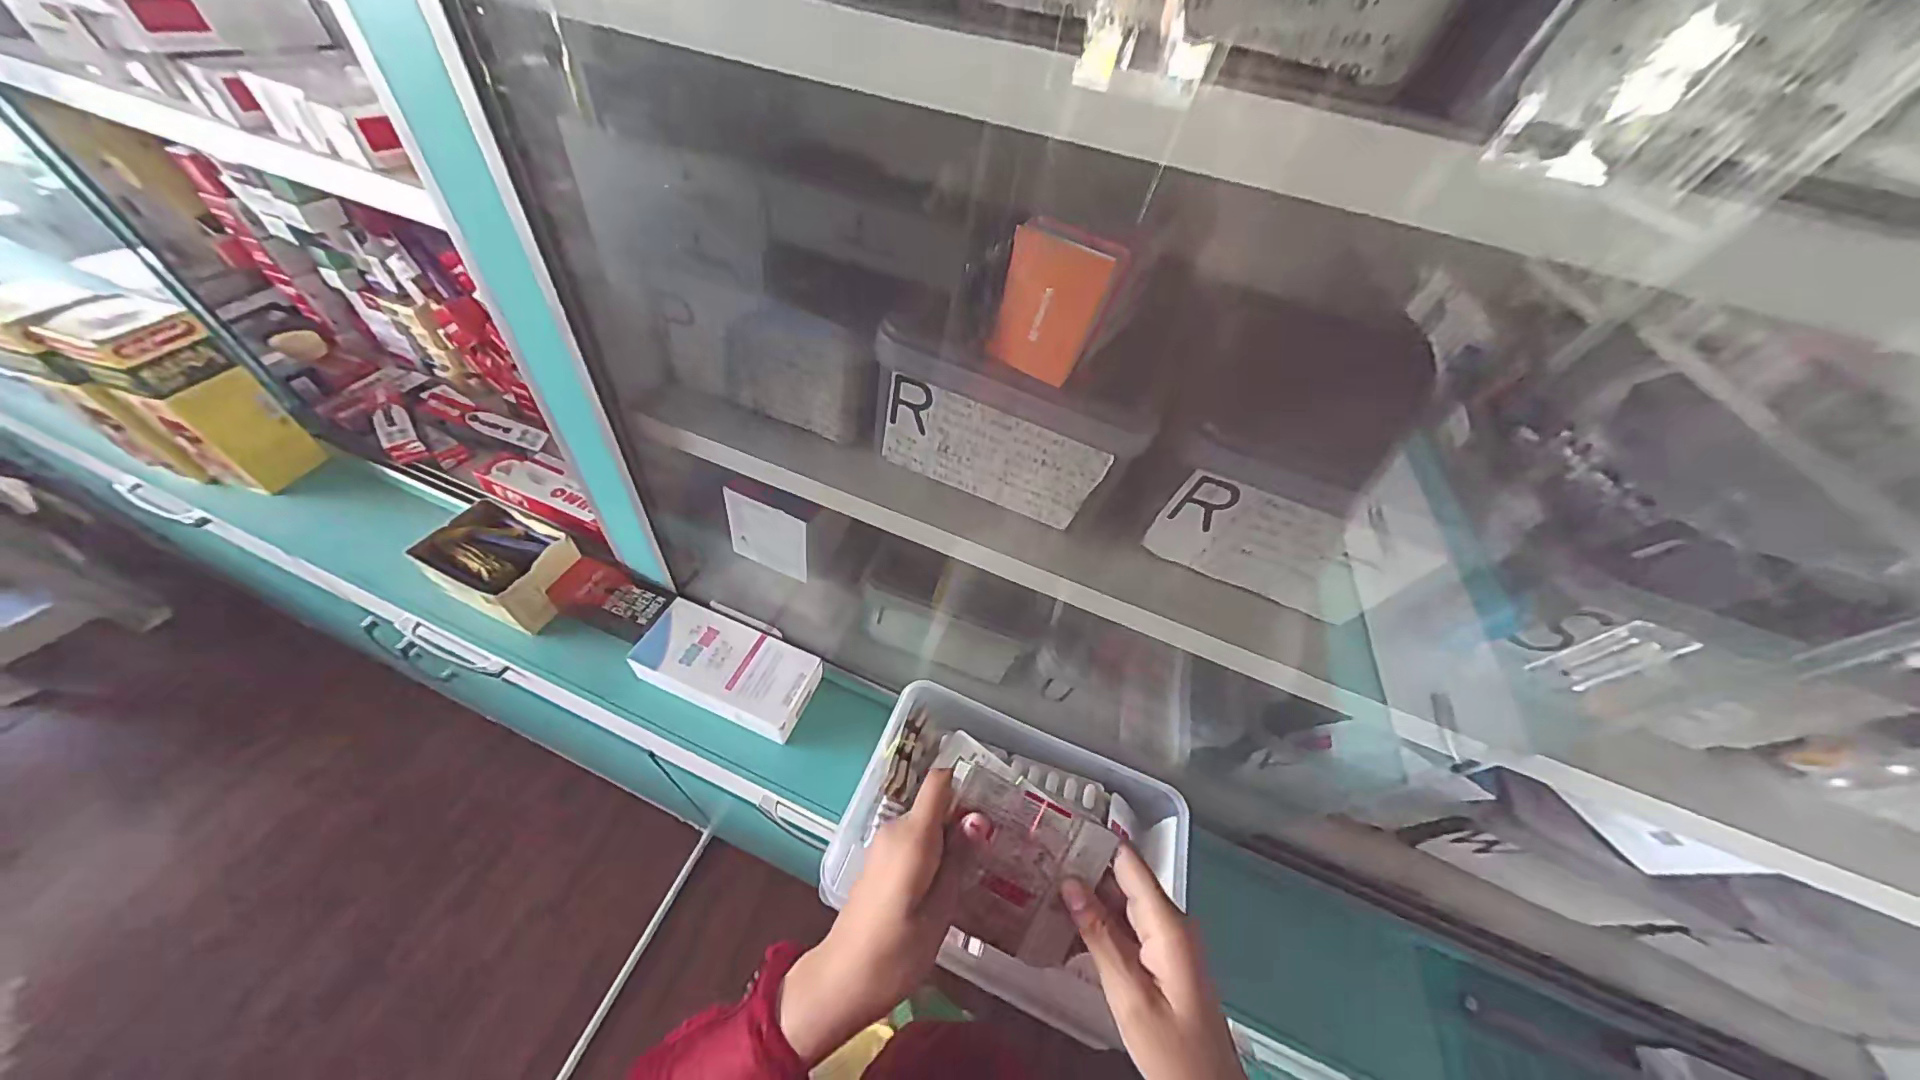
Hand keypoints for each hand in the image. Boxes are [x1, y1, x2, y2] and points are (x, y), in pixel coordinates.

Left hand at [780, 768, 990, 1063]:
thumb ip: (959, 860)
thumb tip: (977, 818)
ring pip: (926, 826)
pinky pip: (913, 842)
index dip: (966, 782)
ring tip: (980, 868)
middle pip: (936, 805)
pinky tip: (949, 884)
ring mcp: (884, 846)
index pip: (939, 781)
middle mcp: (895, 830)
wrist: (842, 982)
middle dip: (965, 819)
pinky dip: (934, 854)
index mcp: (913, 835)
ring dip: (951, 840)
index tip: (993, 800)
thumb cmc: (896, 952)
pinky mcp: (879, 863)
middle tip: (996, 844)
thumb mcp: (940, 910)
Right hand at [1063, 844, 1244, 1079]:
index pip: (1128, 862)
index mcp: (1167, 924)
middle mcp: (1170, 922)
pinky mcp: (1161, 957)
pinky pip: (1126, 927)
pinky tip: (1066, 927)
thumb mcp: (1128, 997)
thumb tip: (1070, 884)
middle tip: (1039, 860)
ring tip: (1042, 886)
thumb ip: (1099, 937)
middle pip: (1122, 879)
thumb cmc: (1173, 1053)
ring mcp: (1167, 940)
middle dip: (1083, 868)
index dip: (1096, 841)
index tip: (1059, 828)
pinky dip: (1098, 924)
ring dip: (1086, 898)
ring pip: (1121, 903)